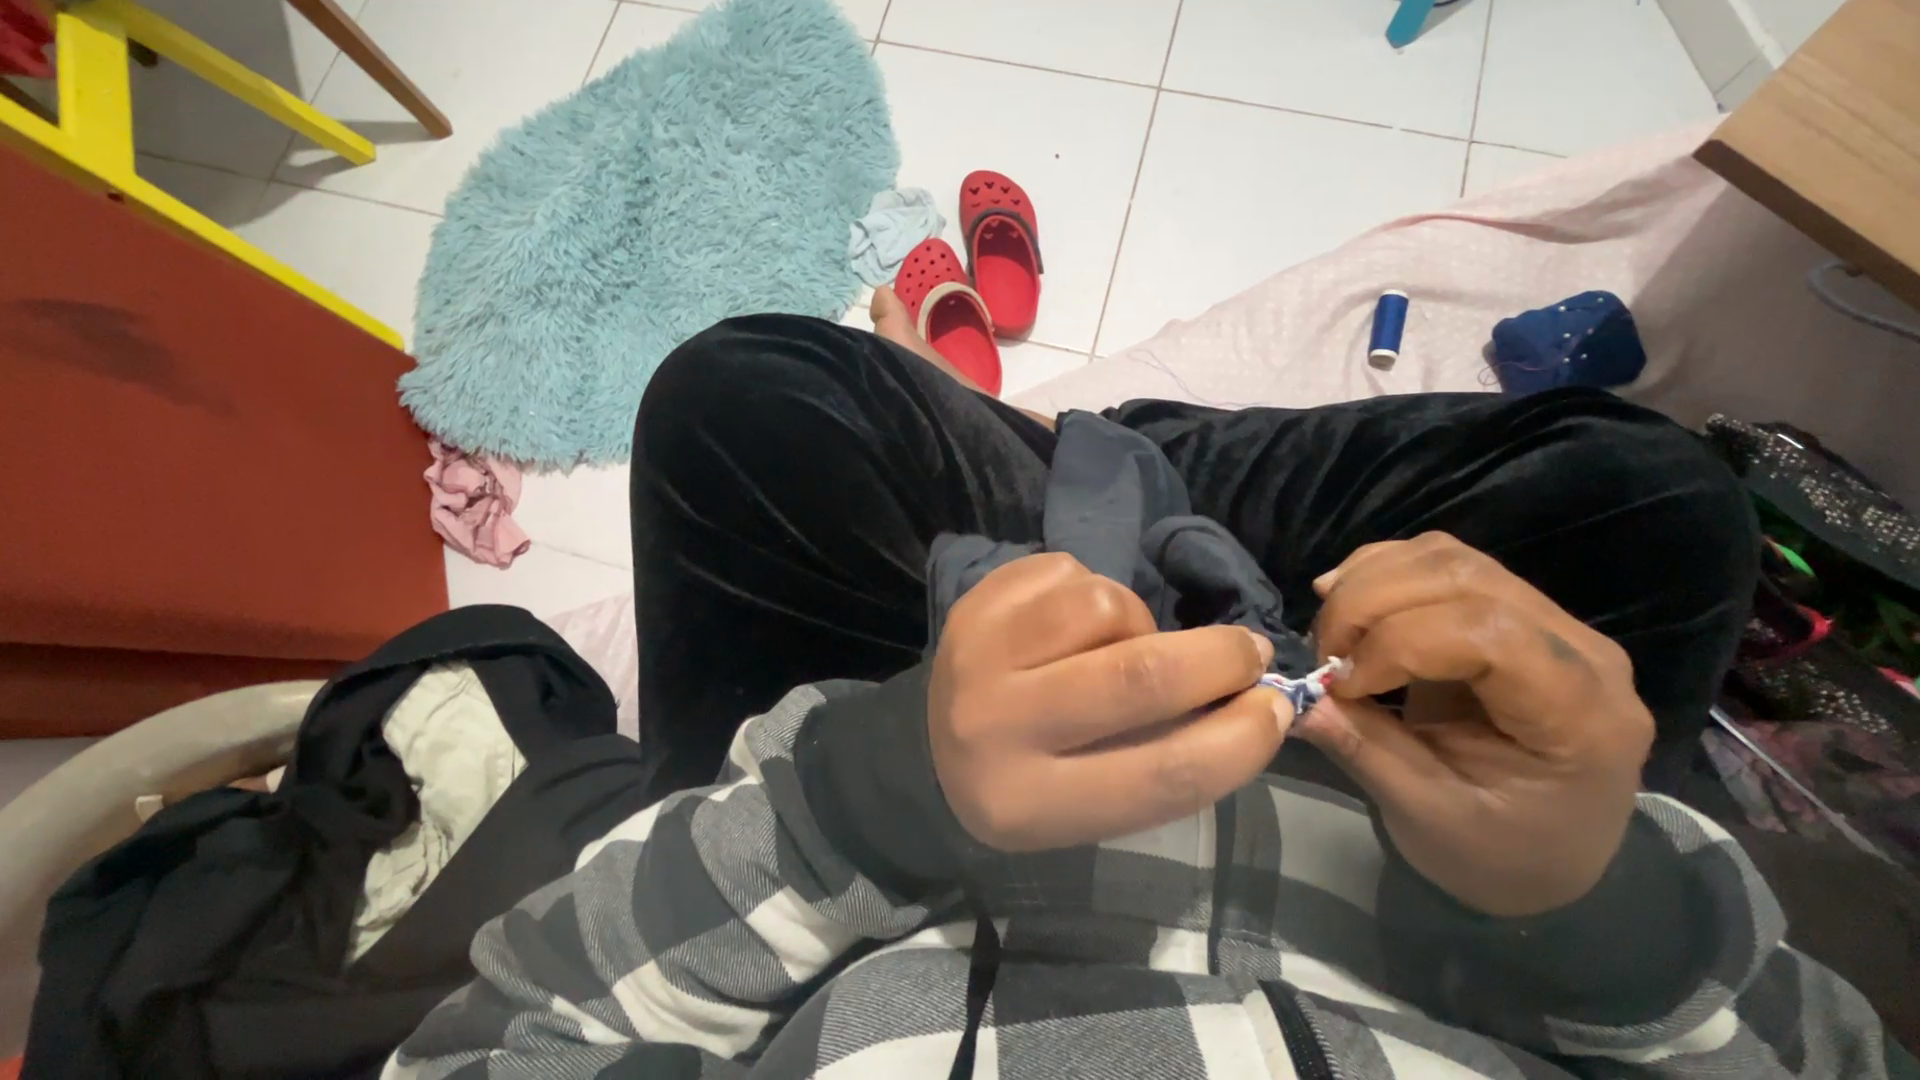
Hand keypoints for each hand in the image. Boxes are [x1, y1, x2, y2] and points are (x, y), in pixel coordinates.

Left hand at [929, 552, 1290, 850]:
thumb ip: (1166, 762)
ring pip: (1104, 606)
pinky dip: (1093, 589)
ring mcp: (977, 654)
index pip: (1163, 773)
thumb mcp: (1090, 805)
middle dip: (1219, 658)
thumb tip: (1258, 701)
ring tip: (1126, 642)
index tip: (1278, 708)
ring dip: (1141, 621)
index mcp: (1030, 806)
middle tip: (1248, 653)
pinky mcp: (973, 603)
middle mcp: (996, 727)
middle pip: (1139, 676)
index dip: (1242, 739)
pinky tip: (1076, 620)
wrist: (930, 747)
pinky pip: (1068, 570)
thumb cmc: (1029, 783)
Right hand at [1300, 532, 1652, 916]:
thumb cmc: (1498, 854)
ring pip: (1446, 558)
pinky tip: (1343, 598)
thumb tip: (1298, 700)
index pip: (1488, 633)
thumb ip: (1366, 751)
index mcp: (1578, 715)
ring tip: (1331, 634)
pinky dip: (1379, 570)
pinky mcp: (1508, 612)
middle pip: (1462, 578)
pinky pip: (1439, 562)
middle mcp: (1578, 650)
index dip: (1398, 642)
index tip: (1343, 686)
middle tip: (1323, 657)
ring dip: (1369, 581)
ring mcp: (1547, 622)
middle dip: (1369, 605)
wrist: (1548, 860)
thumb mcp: (1427, 818)